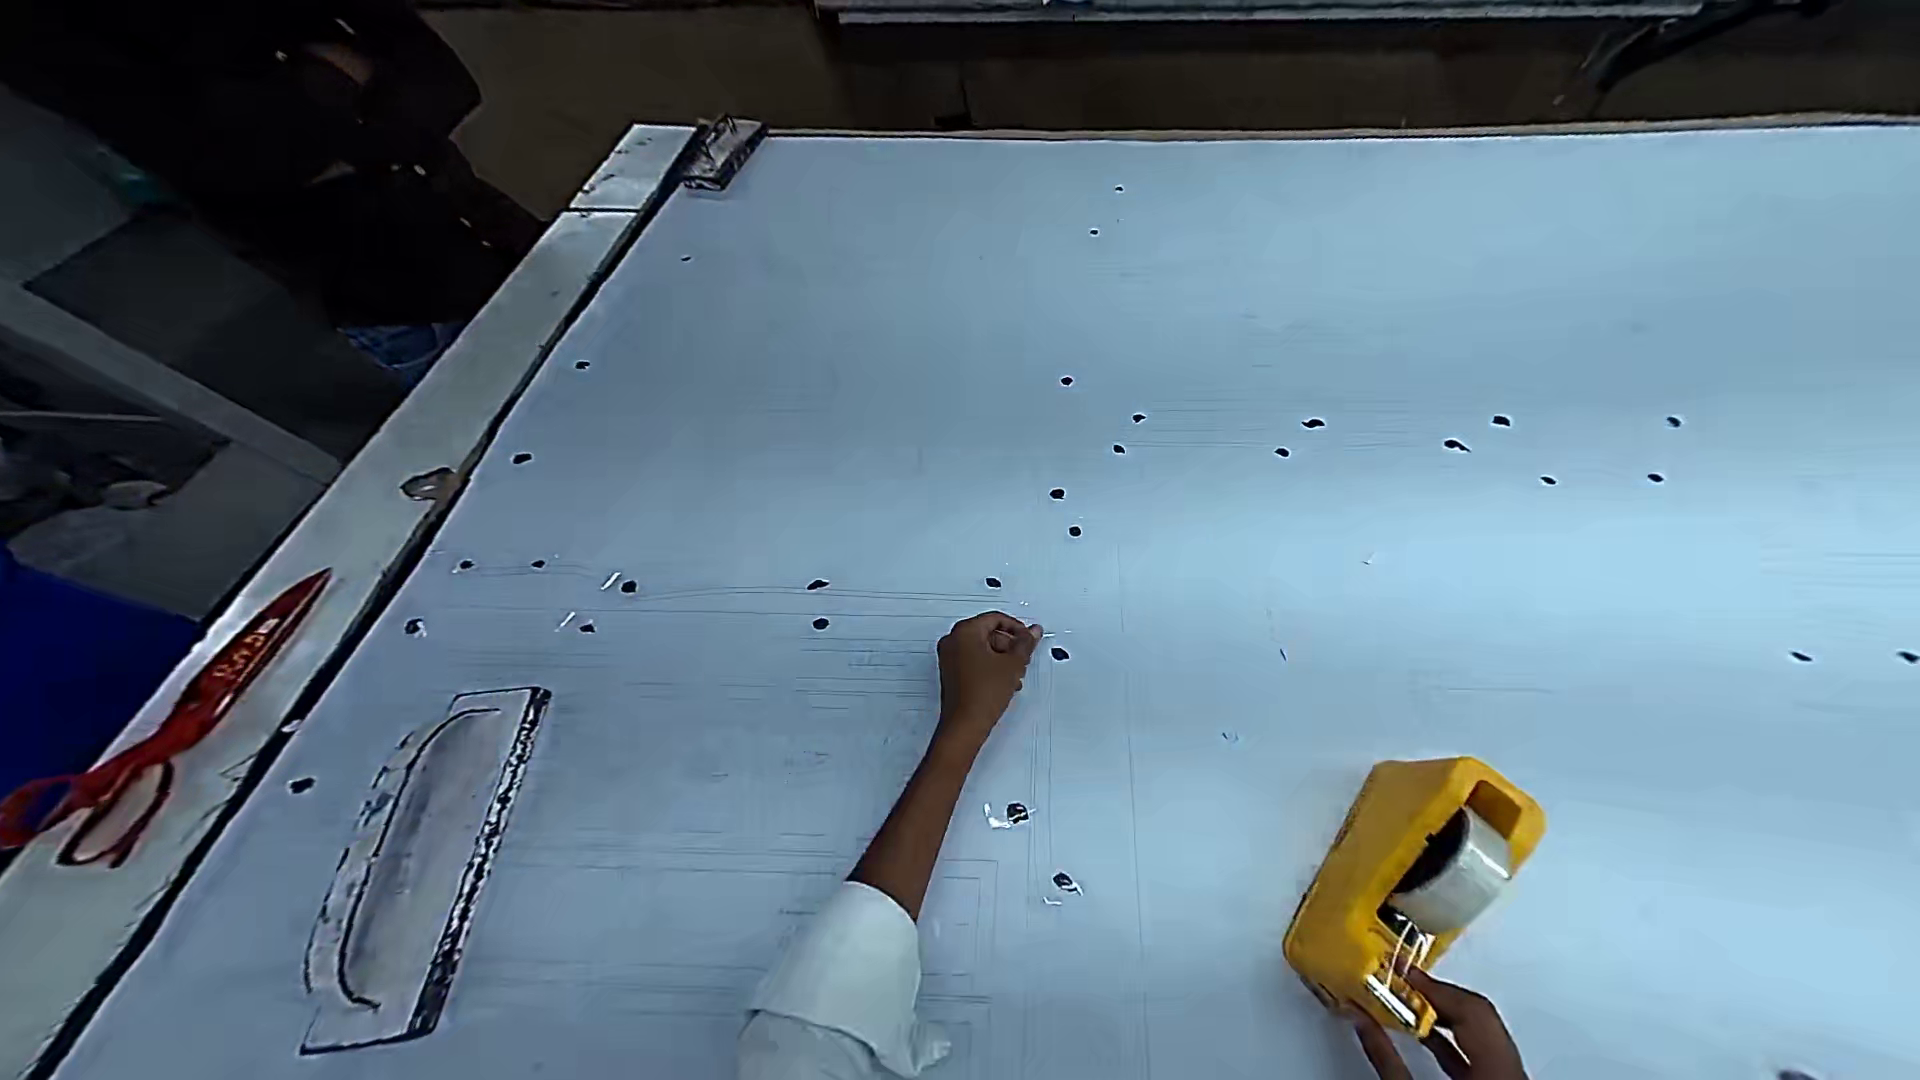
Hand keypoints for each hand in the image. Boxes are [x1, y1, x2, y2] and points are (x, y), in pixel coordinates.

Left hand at [935, 612, 1040, 745]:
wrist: (965, 723)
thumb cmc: (980, 695)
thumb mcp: (1012, 664)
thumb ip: (1025, 643)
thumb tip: (1032, 632)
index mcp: (964, 631)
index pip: (995, 618)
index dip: (1016, 627)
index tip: (1026, 637)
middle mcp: (952, 641)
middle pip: (987, 632)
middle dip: (1008, 644)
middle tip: (1021, 656)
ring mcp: (949, 657)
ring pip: (981, 647)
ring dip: (1001, 657)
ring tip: (1013, 672)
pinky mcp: (950, 672)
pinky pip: (973, 659)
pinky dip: (989, 666)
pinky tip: (1003, 681)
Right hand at [1349, 967, 1527, 1079]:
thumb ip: (1386, 1058)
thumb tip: (1359, 1017)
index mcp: (1496, 1073)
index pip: (1471, 1009)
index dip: (1433, 985)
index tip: (1400, 971)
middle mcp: (1510, 1075)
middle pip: (1477, 1016)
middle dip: (1435, 995)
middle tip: (1399, 982)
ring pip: (1480, 1034)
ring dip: (1441, 1015)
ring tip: (1405, 1003)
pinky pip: (1479, 1055)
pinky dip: (1450, 1039)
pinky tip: (1423, 1036)